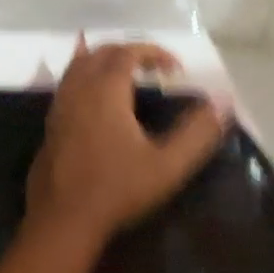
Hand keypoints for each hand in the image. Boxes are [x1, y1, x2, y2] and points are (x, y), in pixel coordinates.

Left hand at [25, 38, 230, 245]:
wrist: (62, 221)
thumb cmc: (116, 190)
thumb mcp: (167, 165)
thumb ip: (197, 133)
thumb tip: (222, 101)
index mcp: (105, 90)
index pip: (128, 52)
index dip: (154, 52)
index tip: (176, 70)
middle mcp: (79, 88)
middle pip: (102, 52)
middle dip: (130, 51)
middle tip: (155, 68)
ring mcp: (60, 105)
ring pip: (80, 64)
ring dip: (105, 59)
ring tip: (126, 70)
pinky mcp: (51, 123)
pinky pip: (67, 82)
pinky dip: (84, 74)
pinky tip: (90, 88)